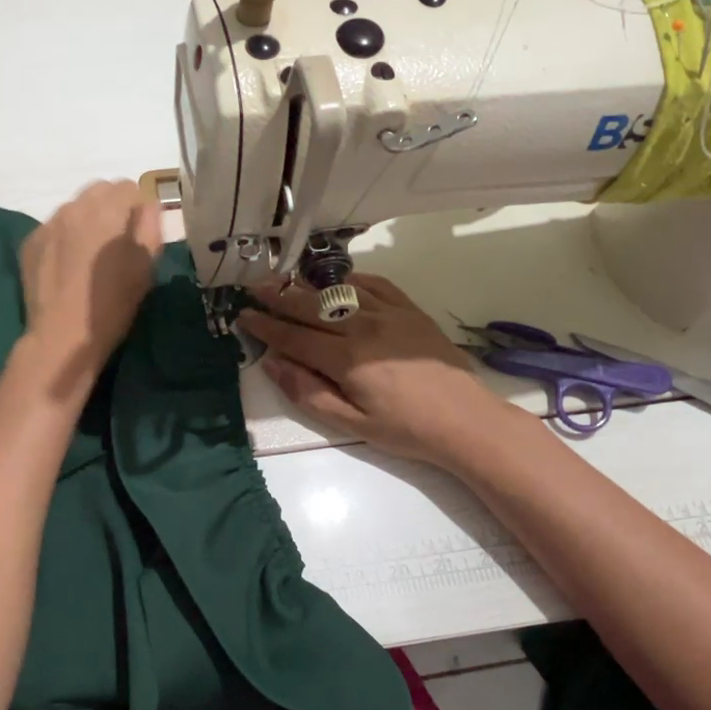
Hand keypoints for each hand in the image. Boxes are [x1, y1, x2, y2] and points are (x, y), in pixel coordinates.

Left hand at [17, 180, 163, 387]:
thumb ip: (151, 225)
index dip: (137, 207)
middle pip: (99, 190)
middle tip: (117, 241)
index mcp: (106, 209)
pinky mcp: (30, 243)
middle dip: (111, 207)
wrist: (63, 337)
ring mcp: (47, 224)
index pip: (128, 187)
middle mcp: (73, 208)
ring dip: (86, 221)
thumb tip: (149, 205)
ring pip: (74, 208)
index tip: (139, 231)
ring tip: (90, 255)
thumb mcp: (146, 265)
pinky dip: (64, 238)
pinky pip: (54, 228)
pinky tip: (69, 266)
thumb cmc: (113, 303)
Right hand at [237, 275, 509, 467]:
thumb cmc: (406, 430)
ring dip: (309, 285)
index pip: (295, 337)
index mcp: (347, 360)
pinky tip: (337, 281)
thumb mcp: (353, 425)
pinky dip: (351, 280)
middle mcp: (364, 328)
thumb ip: (309, 393)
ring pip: (340, 292)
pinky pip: (375, 285)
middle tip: (253, 287)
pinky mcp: (410, 311)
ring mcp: (390, 315)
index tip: (244, 316)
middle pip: (312, 307)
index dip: (266, 327)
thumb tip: (274, 365)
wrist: (466, 420)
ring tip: (286, 279)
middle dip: (279, 297)